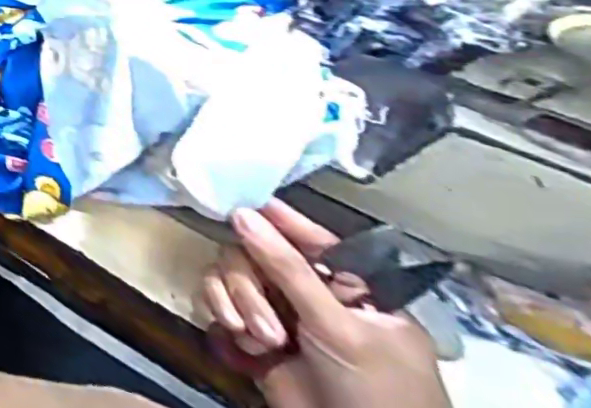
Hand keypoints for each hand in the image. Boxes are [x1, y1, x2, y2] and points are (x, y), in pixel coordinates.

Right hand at [202, 201, 448, 407]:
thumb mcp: (339, 329)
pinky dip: (222, 315)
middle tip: (265, 323)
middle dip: (248, 285)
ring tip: (260, 341)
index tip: (235, 201)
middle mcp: (308, 291)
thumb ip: (288, 268)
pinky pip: (216, 298)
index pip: (308, 238)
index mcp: (348, 287)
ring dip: (236, 305)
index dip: (274, 218)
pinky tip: (242, 344)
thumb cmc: (375, 390)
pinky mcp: (248, 328)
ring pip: (229, 274)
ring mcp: (277, 310)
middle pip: (252, 252)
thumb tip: (242, 212)